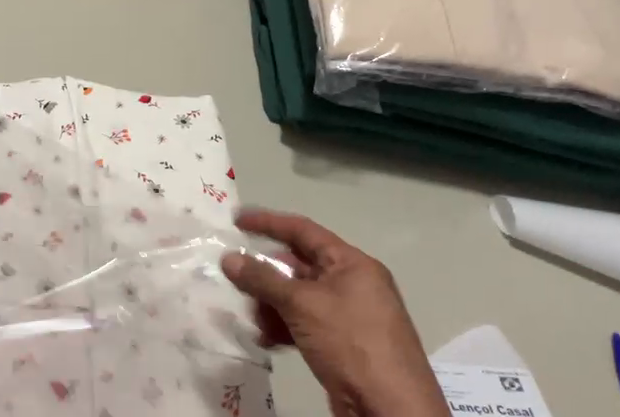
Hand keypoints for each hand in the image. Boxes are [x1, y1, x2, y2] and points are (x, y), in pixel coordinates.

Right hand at [221, 210, 446, 416]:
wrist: (392, 411)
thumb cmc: (351, 343)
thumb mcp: (301, 305)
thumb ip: (262, 278)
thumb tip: (228, 258)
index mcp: (353, 265)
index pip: (303, 230)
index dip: (267, 222)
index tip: (235, 221)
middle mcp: (353, 285)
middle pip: (297, 266)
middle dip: (265, 274)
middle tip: (235, 279)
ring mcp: (349, 316)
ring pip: (297, 297)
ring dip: (270, 304)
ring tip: (253, 319)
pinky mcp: (343, 343)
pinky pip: (304, 322)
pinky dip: (283, 325)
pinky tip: (267, 338)